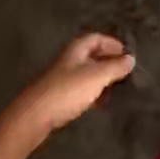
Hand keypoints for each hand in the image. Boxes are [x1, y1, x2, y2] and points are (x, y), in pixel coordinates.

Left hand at [3, 33, 135, 140]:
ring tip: (112, 88)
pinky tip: (94, 103)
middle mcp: (65, 60)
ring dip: (98, 78)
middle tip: (122, 70)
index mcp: (75, 50)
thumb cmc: (66, 91)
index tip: (126, 53)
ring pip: (82, 73)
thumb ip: (116, 67)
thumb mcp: (97, 76)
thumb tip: (130, 58)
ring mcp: (56, 79)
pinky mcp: (51, 97)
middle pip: (89, 55)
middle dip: (106, 61)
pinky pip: (75, 89)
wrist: (29, 119)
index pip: (96, 38)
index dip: (112, 43)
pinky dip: (88, 92)